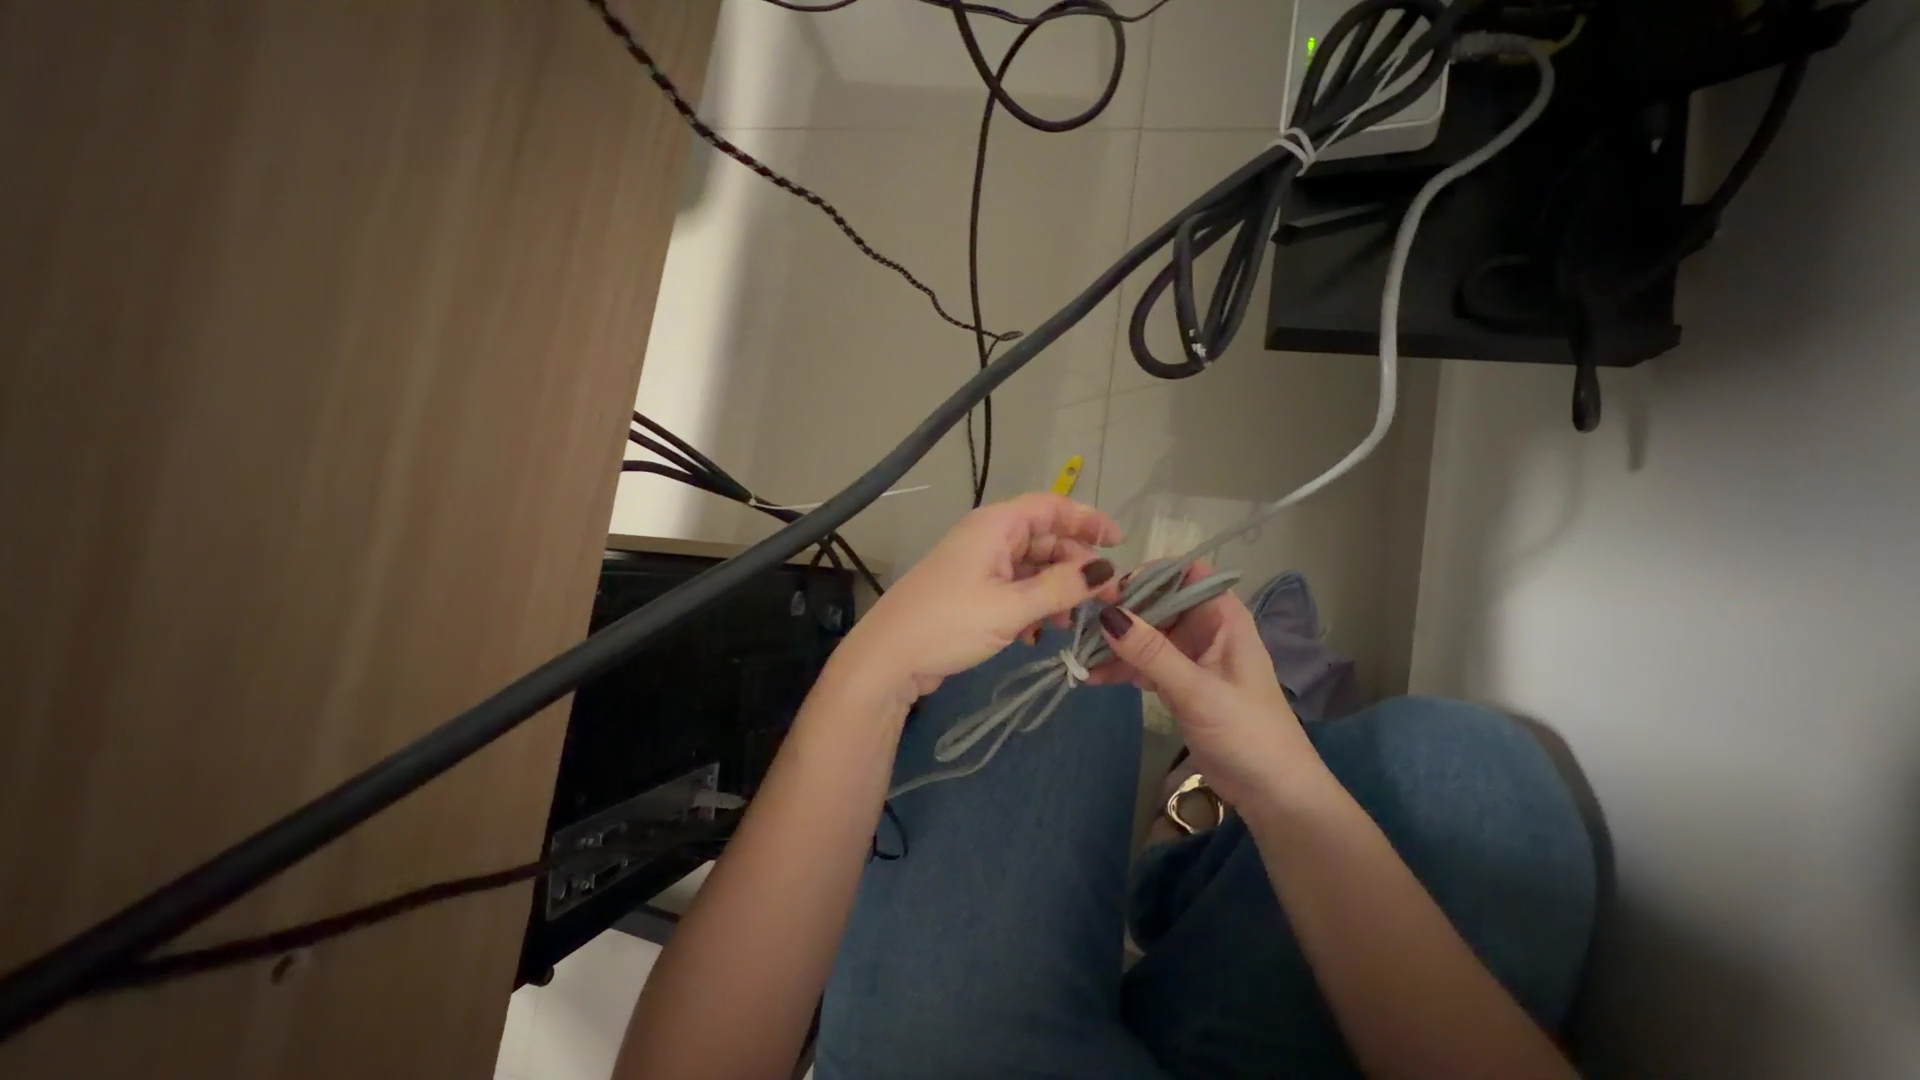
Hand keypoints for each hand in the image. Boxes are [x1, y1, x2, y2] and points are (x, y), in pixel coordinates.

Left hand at [832, 494, 1123, 702]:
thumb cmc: (950, 623)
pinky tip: (1037, 637)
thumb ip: (1061, 587)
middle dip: (1076, 567)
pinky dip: (1032, 608)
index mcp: (995, 526)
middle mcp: (987, 538)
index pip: (1052, 506)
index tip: (1120, 543)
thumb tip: (1105, 570)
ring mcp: (978, 566)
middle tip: (1106, 599)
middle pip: (1045, 540)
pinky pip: (1014, 591)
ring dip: (1055, 593)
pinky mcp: (971, 594)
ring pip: (1031, 569)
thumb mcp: (1011, 607)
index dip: (1088, 520)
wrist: (888, 658)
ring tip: (1068, 624)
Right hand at [1090, 560, 1319, 809]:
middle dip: (1121, 611)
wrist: (1272, 791)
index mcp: (1224, 618)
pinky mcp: (1180, 685)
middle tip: (1080, 622)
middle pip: (1159, 604)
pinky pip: (1145, 665)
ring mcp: (1192, 658)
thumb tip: (1106, 614)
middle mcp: (1207, 630)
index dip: (1149, 574)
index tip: (1110, 589)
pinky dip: (1121, 669)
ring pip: (1147, 636)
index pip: (1186, 574)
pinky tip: (1092, 678)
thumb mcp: (1196, 690)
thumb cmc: (1247, 732)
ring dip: (1115, 643)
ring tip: (1078, 653)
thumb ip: (1152, 652)